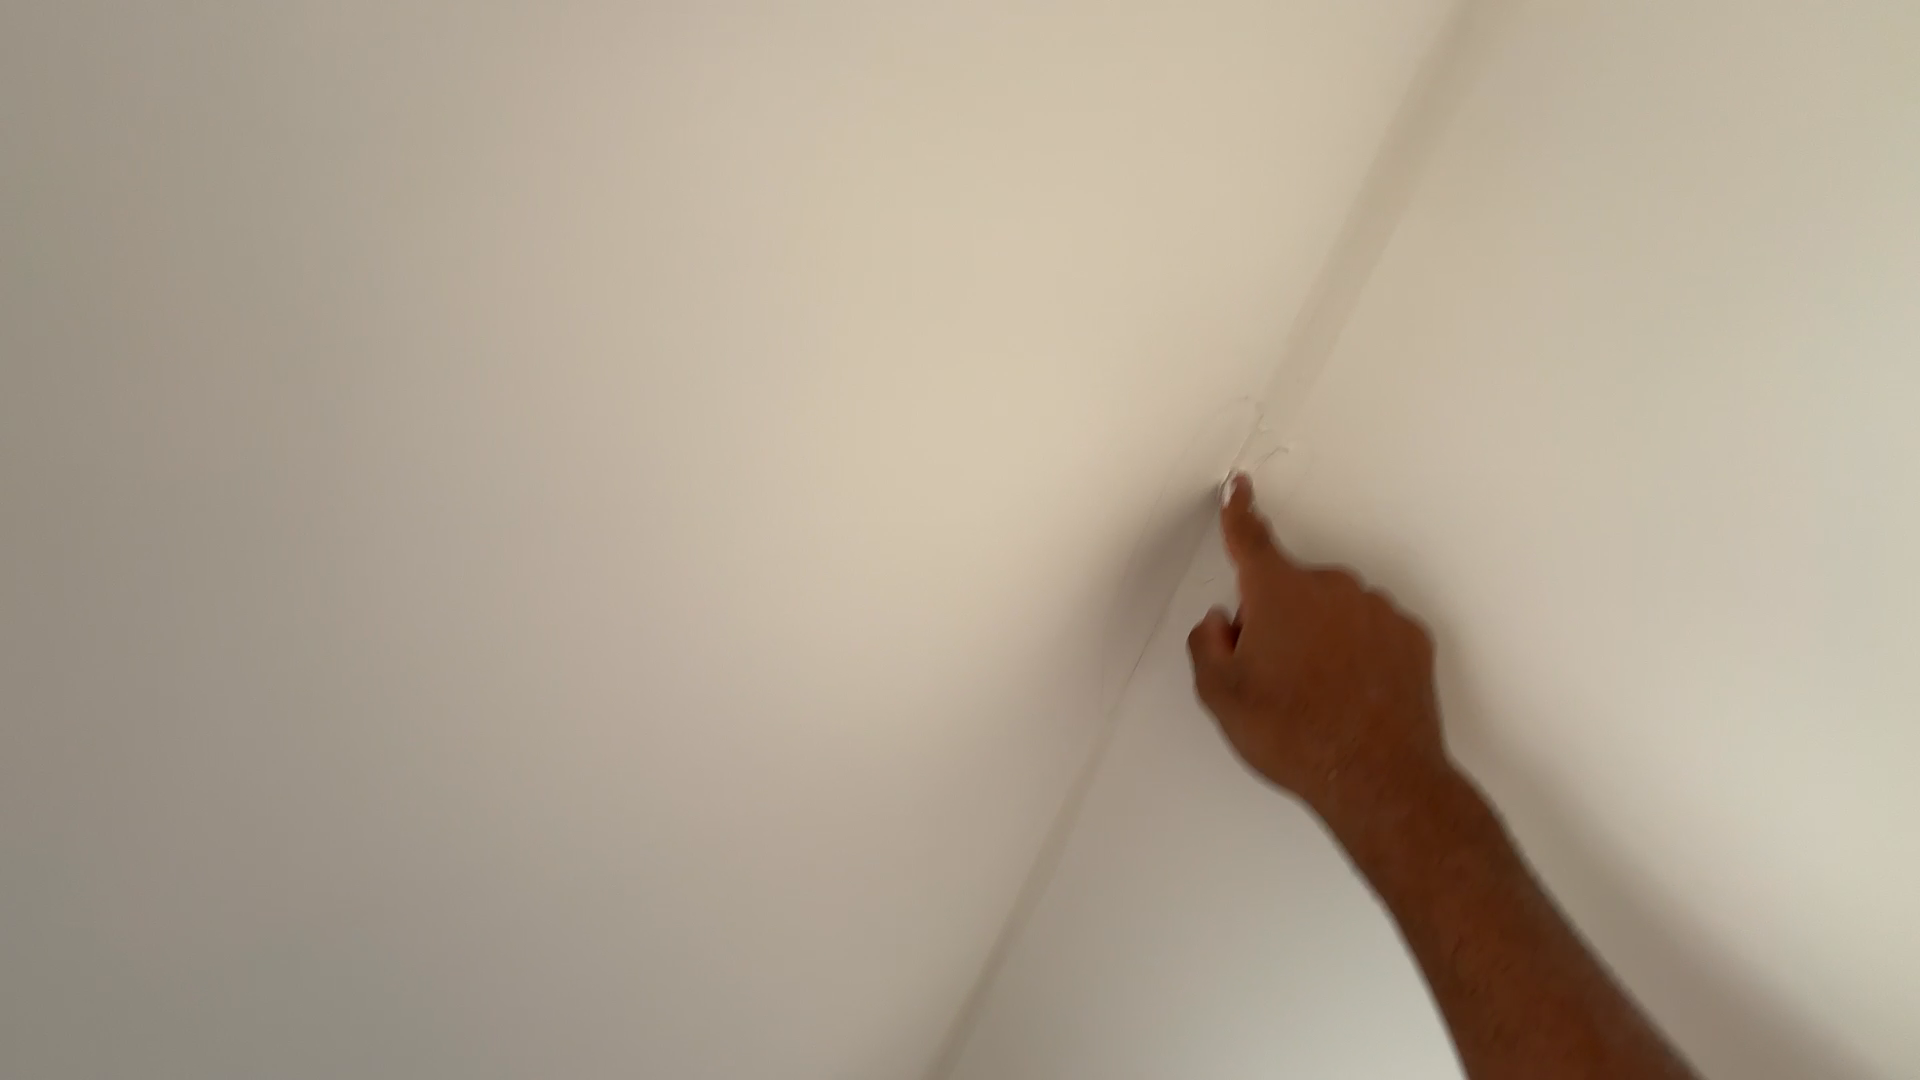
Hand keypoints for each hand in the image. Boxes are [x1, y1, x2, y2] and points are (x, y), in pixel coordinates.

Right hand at [1187, 474, 1446, 814]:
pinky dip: (1354, 650)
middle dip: (1273, 617)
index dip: (1240, 511)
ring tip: (1313, 693)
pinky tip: (1347, 692)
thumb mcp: (1219, 693)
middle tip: (1271, 673)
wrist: (1379, 780)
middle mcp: (1331, 590)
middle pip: (1288, 587)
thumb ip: (1205, 643)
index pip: (1251, 538)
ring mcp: (1377, 611)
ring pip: (1330, 608)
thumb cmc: (1296, 734)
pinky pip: (1368, 628)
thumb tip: (1220, 623)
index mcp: (1278, 594)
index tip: (1240, 488)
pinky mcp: (1410, 637)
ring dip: (1315, 634)